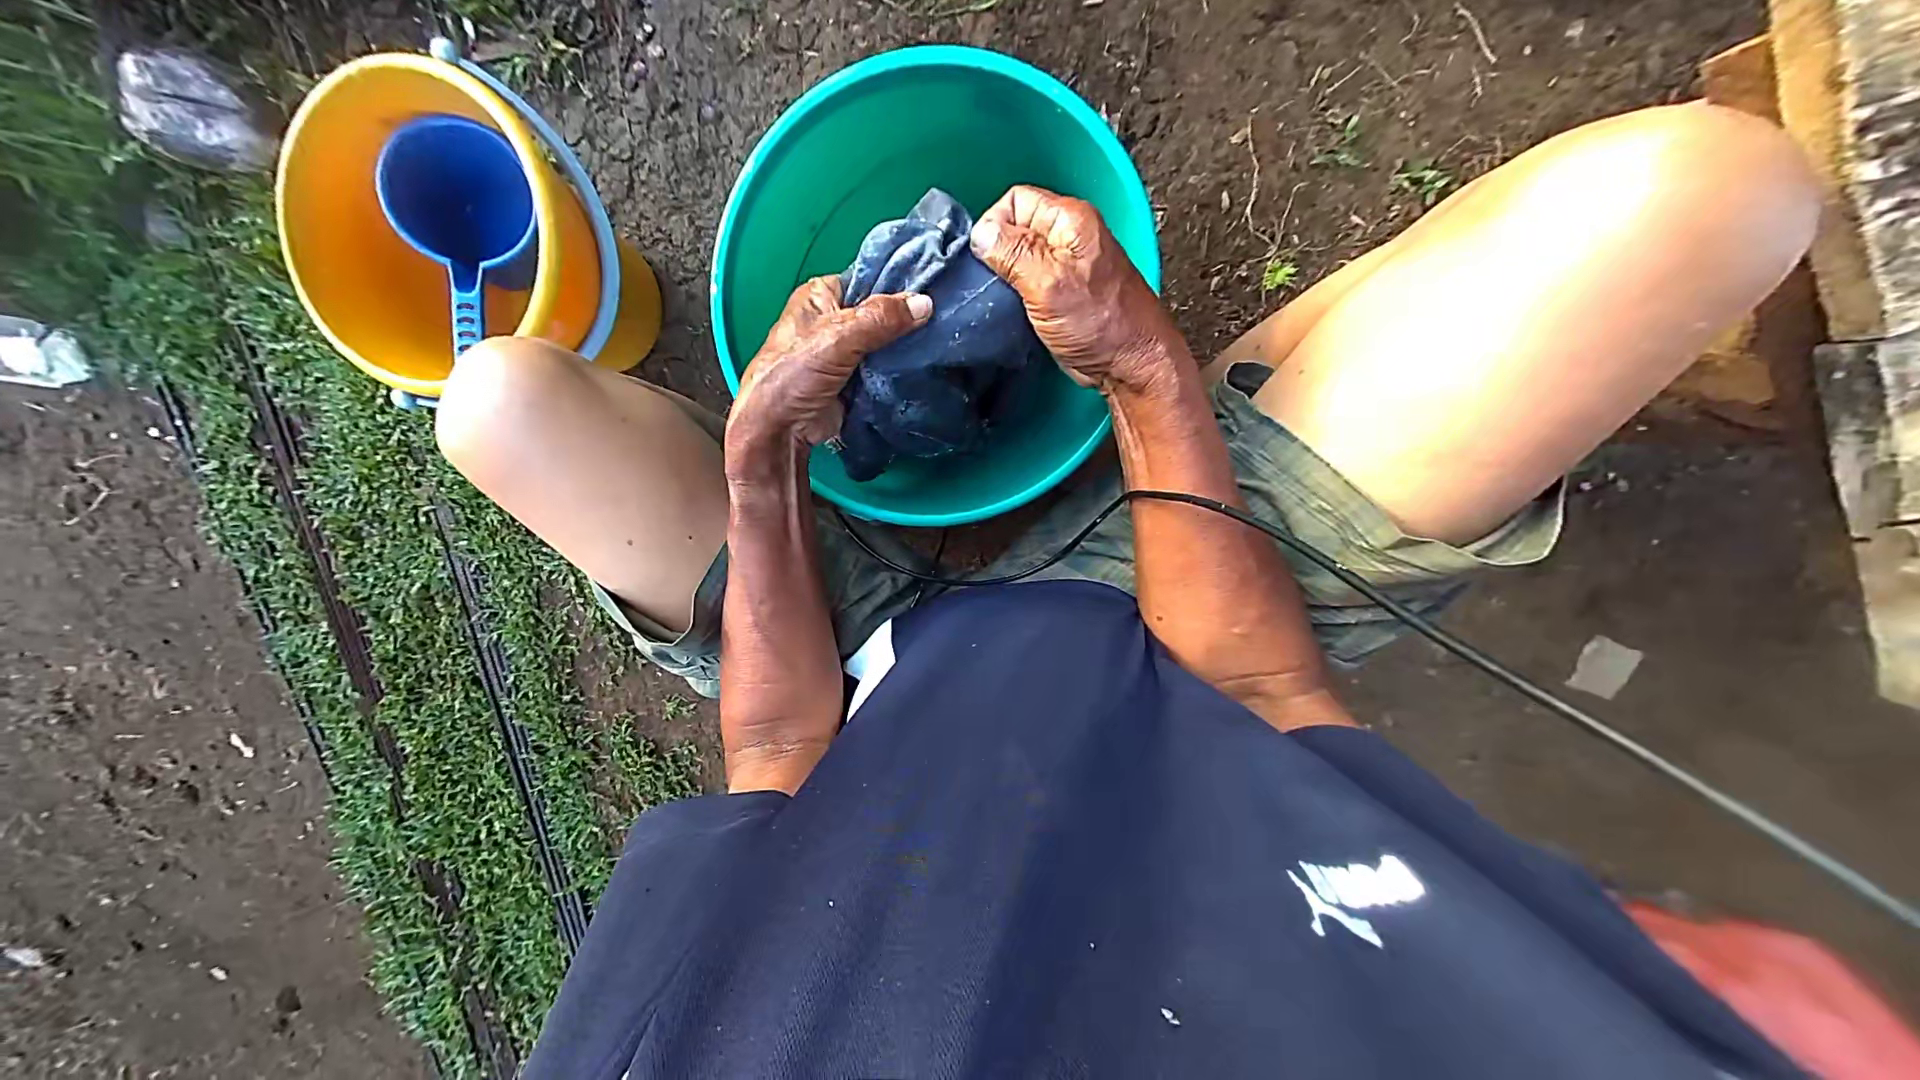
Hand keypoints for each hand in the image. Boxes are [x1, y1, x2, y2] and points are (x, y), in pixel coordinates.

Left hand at [726, 276, 931, 464]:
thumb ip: (880, 319)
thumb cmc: (793, 376)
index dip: (897, 283)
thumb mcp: (837, 337)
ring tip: (937, 342)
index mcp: (821, 295)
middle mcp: (834, 319)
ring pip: (886, 342)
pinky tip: (922, 366)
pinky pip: (885, 368)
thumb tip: (923, 304)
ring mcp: (845, 352)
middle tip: (940, 320)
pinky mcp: (855, 380)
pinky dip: (899, 370)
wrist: (781, 430)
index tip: (931, 288)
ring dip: (905, 347)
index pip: (868, 278)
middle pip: (880, 312)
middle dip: (907, 318)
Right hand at [969, 185, 1179, 393]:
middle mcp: (1070, 236)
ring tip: (1014, 303)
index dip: (994, 226)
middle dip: (1000, 255)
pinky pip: (1030, 283)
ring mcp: (1068, 265)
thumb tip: (981, 233)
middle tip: (1004, 286)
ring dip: (1009, 279)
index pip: (1014, 200)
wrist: (1129, 364)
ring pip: (1021, 258)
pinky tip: (1022, 313)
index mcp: (1070, 220)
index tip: (990, 260)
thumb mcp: (1048, 284)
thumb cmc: (1103, 325)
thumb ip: (1013, 253)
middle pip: (1015, 229)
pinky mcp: (1064, 292)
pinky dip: (1020, 296)